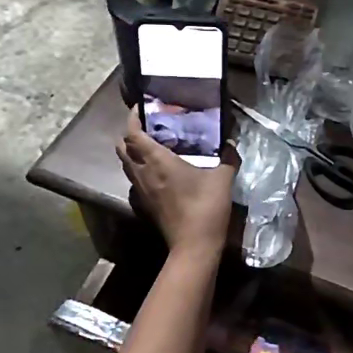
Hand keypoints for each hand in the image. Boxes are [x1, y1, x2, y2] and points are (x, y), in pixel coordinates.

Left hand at [117, 107, 235, 254]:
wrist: (194, 246)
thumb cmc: (205, 207)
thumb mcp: (223, 177)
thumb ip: (227, 156)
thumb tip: (230, 143)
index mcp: (156, 160)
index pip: (132, 133)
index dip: (132, 117)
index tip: (142, 107)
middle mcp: (142, 172)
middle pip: (122, 147)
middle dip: (129, 133)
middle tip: (148, 126)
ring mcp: (140, 190)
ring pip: (127, 164)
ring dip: (133, 152)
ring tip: (153, 145)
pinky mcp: (144, 204)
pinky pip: (134, 180)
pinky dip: (139, 170)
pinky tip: (158, 172)